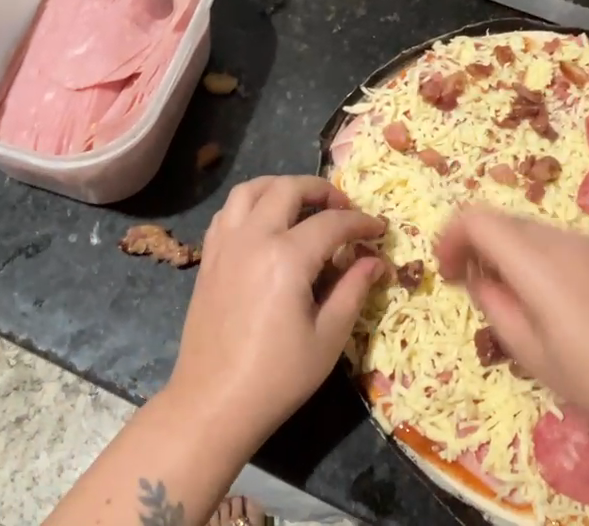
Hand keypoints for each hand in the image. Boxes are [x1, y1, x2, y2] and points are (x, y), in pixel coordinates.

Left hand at [165, 176, 385, 450]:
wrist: (213, 402)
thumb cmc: (277, 377)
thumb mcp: (327, 338)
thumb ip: (353, 291)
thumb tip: (375, 261)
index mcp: (286, 258)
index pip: (332, 223)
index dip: (360, 222)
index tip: (379, 229)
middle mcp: (253, 238)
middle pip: (289, 189)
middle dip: (322, 191)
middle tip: (344, 210)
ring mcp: (225, 244)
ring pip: (251, 189)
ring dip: (282, 187)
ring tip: (304, 204)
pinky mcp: (208, 257)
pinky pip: (228, 211)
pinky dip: (251, 203)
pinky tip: (266, 223)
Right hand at [435, 208, 588, 450]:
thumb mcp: (534, 356)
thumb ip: (496, 308)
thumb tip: (478, 280)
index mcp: (536, 261)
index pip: (476, 218)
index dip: (450, 236)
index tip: (446, 271)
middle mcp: (561, 238)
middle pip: (501, 219)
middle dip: (475, 243)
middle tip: (468, 285)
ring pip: (528, 229)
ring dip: (504, 250)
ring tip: (506, 296)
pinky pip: (555, 241)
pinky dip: (532, 255)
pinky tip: (545, 298)